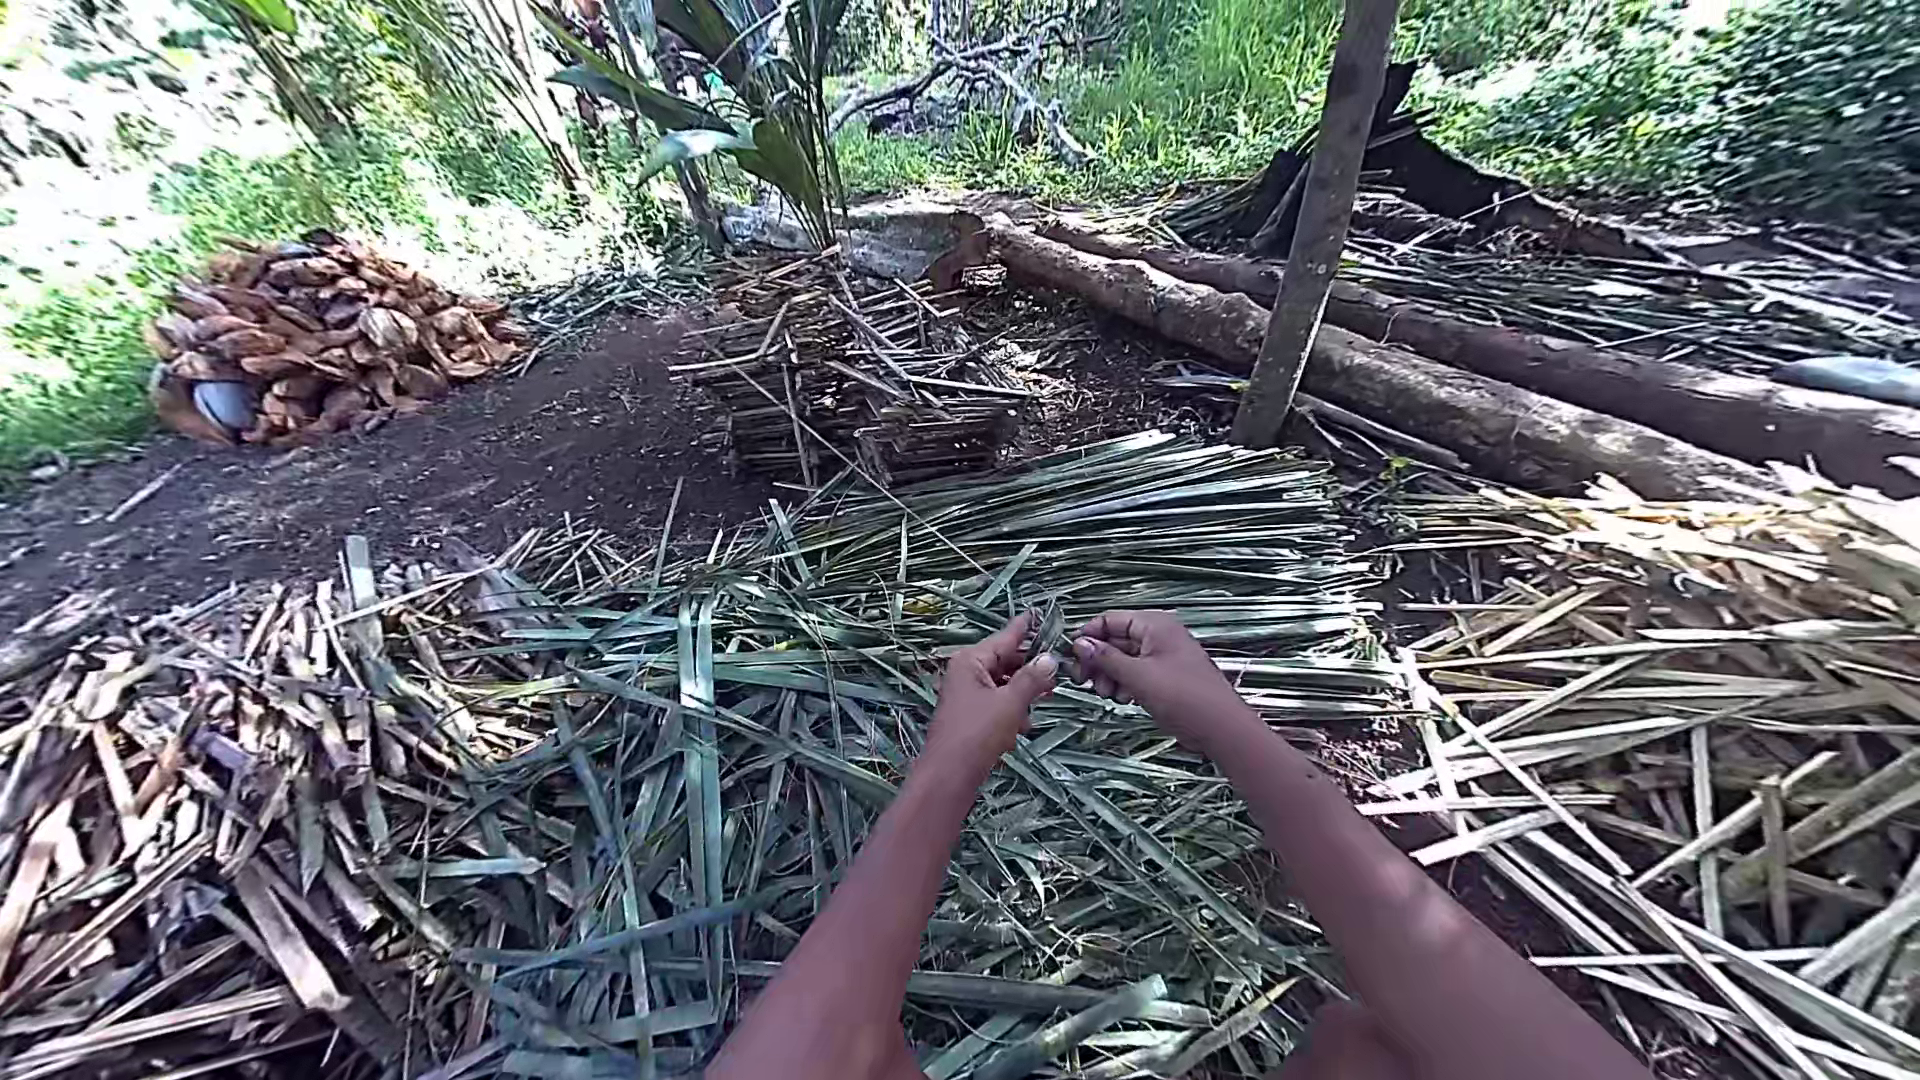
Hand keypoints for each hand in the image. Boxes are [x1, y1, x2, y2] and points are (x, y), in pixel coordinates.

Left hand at [925, 613, 1056, 773]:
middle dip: (1029, 671)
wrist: (948, 778)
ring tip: (1039, 705)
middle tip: (1056, 677)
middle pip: (1005, 662)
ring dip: (1022, 695)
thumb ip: (1032, 679)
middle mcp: (966, 672)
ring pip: (1003, 685)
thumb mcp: (1010, 703)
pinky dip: (1011, 713)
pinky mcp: (970, 716)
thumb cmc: (976, 734)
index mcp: (970, 661)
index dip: (1024, 628)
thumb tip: (1050, 659)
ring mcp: (966, 694)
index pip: (1004, 638)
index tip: (1038, 614)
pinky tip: (1021, 728)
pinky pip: (997, 704)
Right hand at [1072, 610, 1259, 753]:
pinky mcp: (1164, 675)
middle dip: (1098, 660)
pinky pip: (1135, 672)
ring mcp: (1162, 656)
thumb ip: (1105, 658)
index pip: (1109, 619)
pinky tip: (1122, 697)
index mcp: (1155, 625)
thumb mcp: (1137, 676)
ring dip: (1109, 675)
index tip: (1073, 656)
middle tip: (1084, 679)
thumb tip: (1080, 644)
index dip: (1089, 636)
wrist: (1221, 729)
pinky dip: (1124, 683)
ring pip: (1122, 658)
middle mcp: (1158, 635)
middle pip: (1114, 639)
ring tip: (1106, 692)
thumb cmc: (1186, 698)